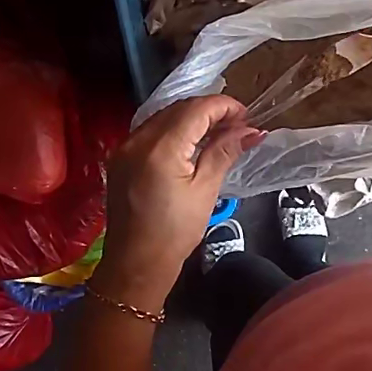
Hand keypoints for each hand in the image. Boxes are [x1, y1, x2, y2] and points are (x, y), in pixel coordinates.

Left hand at [90, 96, 261, 309]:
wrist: (135, 263)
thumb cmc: (175, 233)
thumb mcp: (205, 190)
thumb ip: (224, 152)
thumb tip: (251, 131)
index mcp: (160, 148)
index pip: (196, 109)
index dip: (224, 107)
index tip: (246, 117)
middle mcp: (137, 139)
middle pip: (178, 108)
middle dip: (209, 110)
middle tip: (236, 126)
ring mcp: (124, 147)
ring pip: (162, 116)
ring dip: (190, 118)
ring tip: (217, 133)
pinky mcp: (119, 157)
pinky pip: (149, 131)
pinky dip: (172, 129)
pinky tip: (190, 143)